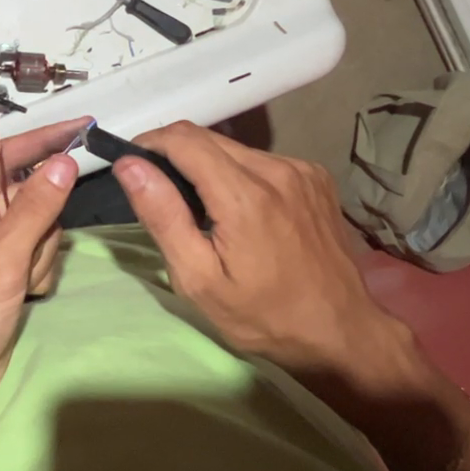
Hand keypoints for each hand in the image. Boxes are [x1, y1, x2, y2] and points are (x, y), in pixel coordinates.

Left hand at [0, 117, 87, 408]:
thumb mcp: (1, 260)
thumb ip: (35, 210)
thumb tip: (64, 163)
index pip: (5, 154)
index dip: (43, 139)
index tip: (83, 127)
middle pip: (31, 193)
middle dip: (40, 226)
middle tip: (27, 257)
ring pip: (42, 224)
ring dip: (39, 255)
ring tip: (18, 284)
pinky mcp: (7, 264)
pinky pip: (40, 251)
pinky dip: (38, 272)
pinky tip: (22, 295)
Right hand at [113, 122, 413, 386]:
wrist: (340, 333)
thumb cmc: (261, 315)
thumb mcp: (197, 278)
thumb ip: (162, 215)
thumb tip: (129, 165)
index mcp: (245, 195)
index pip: (183, 139)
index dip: (148, 143)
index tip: (129, 164)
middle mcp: (276, 170)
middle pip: (206, 138)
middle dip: (171, 154)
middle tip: (156, 191)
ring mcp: (301, 170)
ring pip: (231, 147)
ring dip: (203, 164)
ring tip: (196, 207)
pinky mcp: (314, 176)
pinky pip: (258, 159)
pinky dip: (234, 173)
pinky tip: (235, 209)